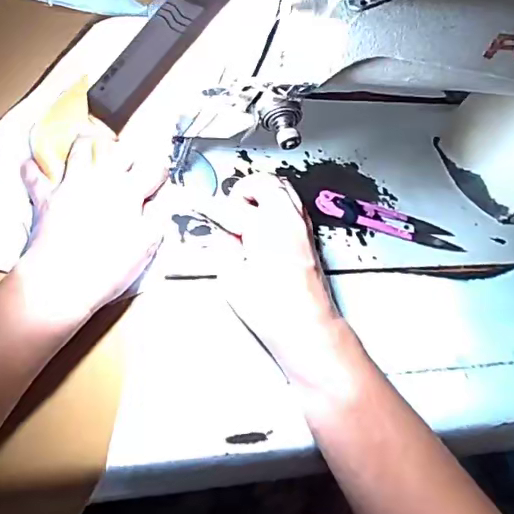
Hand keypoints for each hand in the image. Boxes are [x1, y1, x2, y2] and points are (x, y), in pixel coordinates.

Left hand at [11, 130, 169, 326]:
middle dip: (125, 149)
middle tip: (127, 151)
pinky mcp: (46, 198)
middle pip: (117, 152)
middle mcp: (102, 181)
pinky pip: (35, 178)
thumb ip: (157, 217)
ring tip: (84, 136)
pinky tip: (27, 163)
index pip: (152, 170)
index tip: (161, 169)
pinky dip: (31, 170)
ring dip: (83, 142)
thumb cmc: (108, 268)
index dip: (160, 167)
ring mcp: (72, 186)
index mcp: (129, 193)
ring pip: (78, 152)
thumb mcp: (145, 247)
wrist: (61, 280)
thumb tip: (166, 199)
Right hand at [205, 173, 355, 391]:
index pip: (235, 204)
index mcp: (267, 227)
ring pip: (282, 188)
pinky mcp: (309, 236)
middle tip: (228, 207)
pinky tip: (262, 224)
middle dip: (243, 190)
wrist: (310, 330)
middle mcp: (289, 221)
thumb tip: (218, 235)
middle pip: (265, 182)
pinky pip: (292, 205)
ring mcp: (302, 227)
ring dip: (261, 194)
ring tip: (244, 213)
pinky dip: (275, 204)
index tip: (204, 211)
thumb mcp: (232, 280)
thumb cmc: (276, 313)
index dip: (215, 209)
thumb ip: (223, 248)